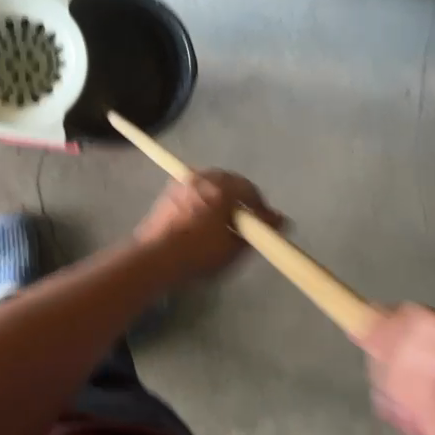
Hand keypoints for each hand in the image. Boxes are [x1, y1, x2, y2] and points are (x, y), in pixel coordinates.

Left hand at [134, 170, 283, 279]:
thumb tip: (280, 220)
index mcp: (221, 187)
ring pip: (210, 182)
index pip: (249, 189)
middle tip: (247, 219)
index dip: (261, 206)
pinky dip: (204, 198)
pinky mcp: (169, 191)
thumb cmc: (198, 253)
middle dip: (240, 197)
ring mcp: (183, 181)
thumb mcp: (234, 248)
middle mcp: (203, 177)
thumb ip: (258, 231)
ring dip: (221, 196)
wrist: (155, 257)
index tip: (267, 222)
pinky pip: (194, 189)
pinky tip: (204, 217)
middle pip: (229, 180)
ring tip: (225, 218)